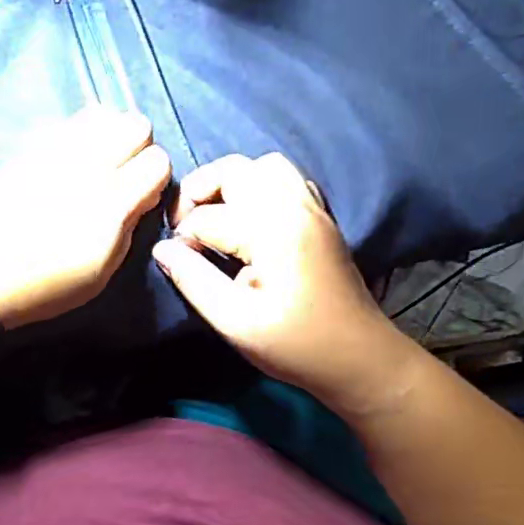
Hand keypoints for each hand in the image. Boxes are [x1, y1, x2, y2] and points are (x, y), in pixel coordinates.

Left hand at [0, 105, 171, 328]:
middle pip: (136, 123)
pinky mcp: (30, 146)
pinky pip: (69, 122)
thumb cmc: (45, 285)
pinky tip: (68, 163)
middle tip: (124, 176)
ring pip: (103, 112)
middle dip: (139, 147)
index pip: (158, 160)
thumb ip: (129, 227)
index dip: (156, 179)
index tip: (143, 198)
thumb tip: (142, 196)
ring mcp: (55, 149)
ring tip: (98, 164)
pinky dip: (80, 135)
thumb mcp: (101, 272)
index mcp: (111, 202)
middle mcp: (88, 165)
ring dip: (110, 134)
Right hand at [152, 153, 413, 413]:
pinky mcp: (321, 219)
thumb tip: (163, 250)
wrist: (360, 358)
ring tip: (214, 218)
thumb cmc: (295, 346)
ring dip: (231, 184)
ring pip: (264, 167)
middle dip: (200, 192)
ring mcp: (312, 209)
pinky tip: (249, 222)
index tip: (179, 266)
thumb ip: (194, 280)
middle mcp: (293, 207)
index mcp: (272, 230)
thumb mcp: (235, 322)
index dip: (183, 239)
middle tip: (184, 228)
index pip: (207, 216)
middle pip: (235, 169)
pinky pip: (287, 180)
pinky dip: (260, 189)